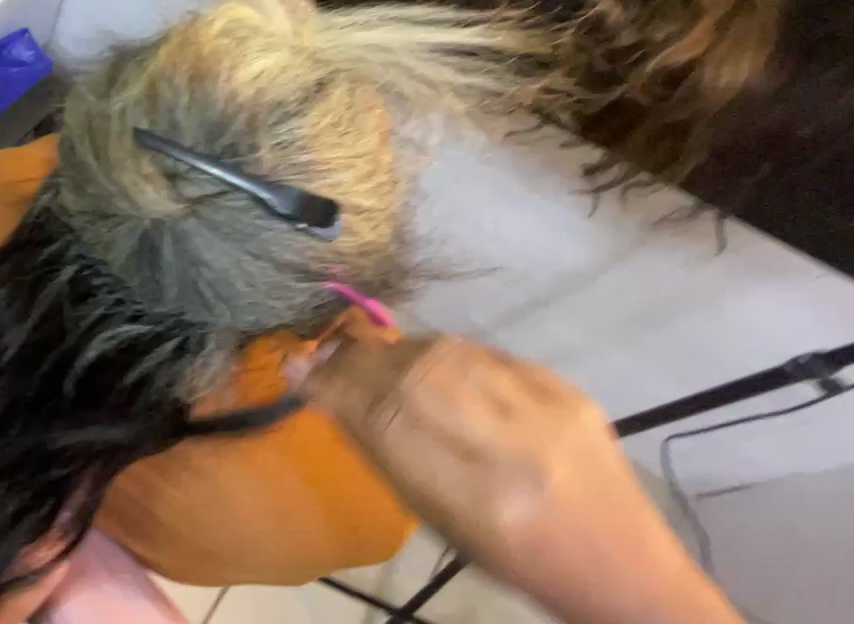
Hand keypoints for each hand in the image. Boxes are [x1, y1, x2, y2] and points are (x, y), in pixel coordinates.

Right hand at [304, 332, 742, 623]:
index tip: (296, 369)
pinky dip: (442, 354)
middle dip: (354, 361)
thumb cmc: (508, 553)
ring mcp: (546, 411)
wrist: (623, 568)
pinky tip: (432, 367)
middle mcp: (512, 447)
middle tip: (327, 358)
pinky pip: (479, 351)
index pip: (380, 416)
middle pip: (408, 374)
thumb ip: (376, 444)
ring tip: (373, 360)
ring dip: (393, 351)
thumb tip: (313, 381)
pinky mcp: (565, 387)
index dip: (330, 385)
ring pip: (440, 351)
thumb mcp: (432, 514)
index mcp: (475, 497)